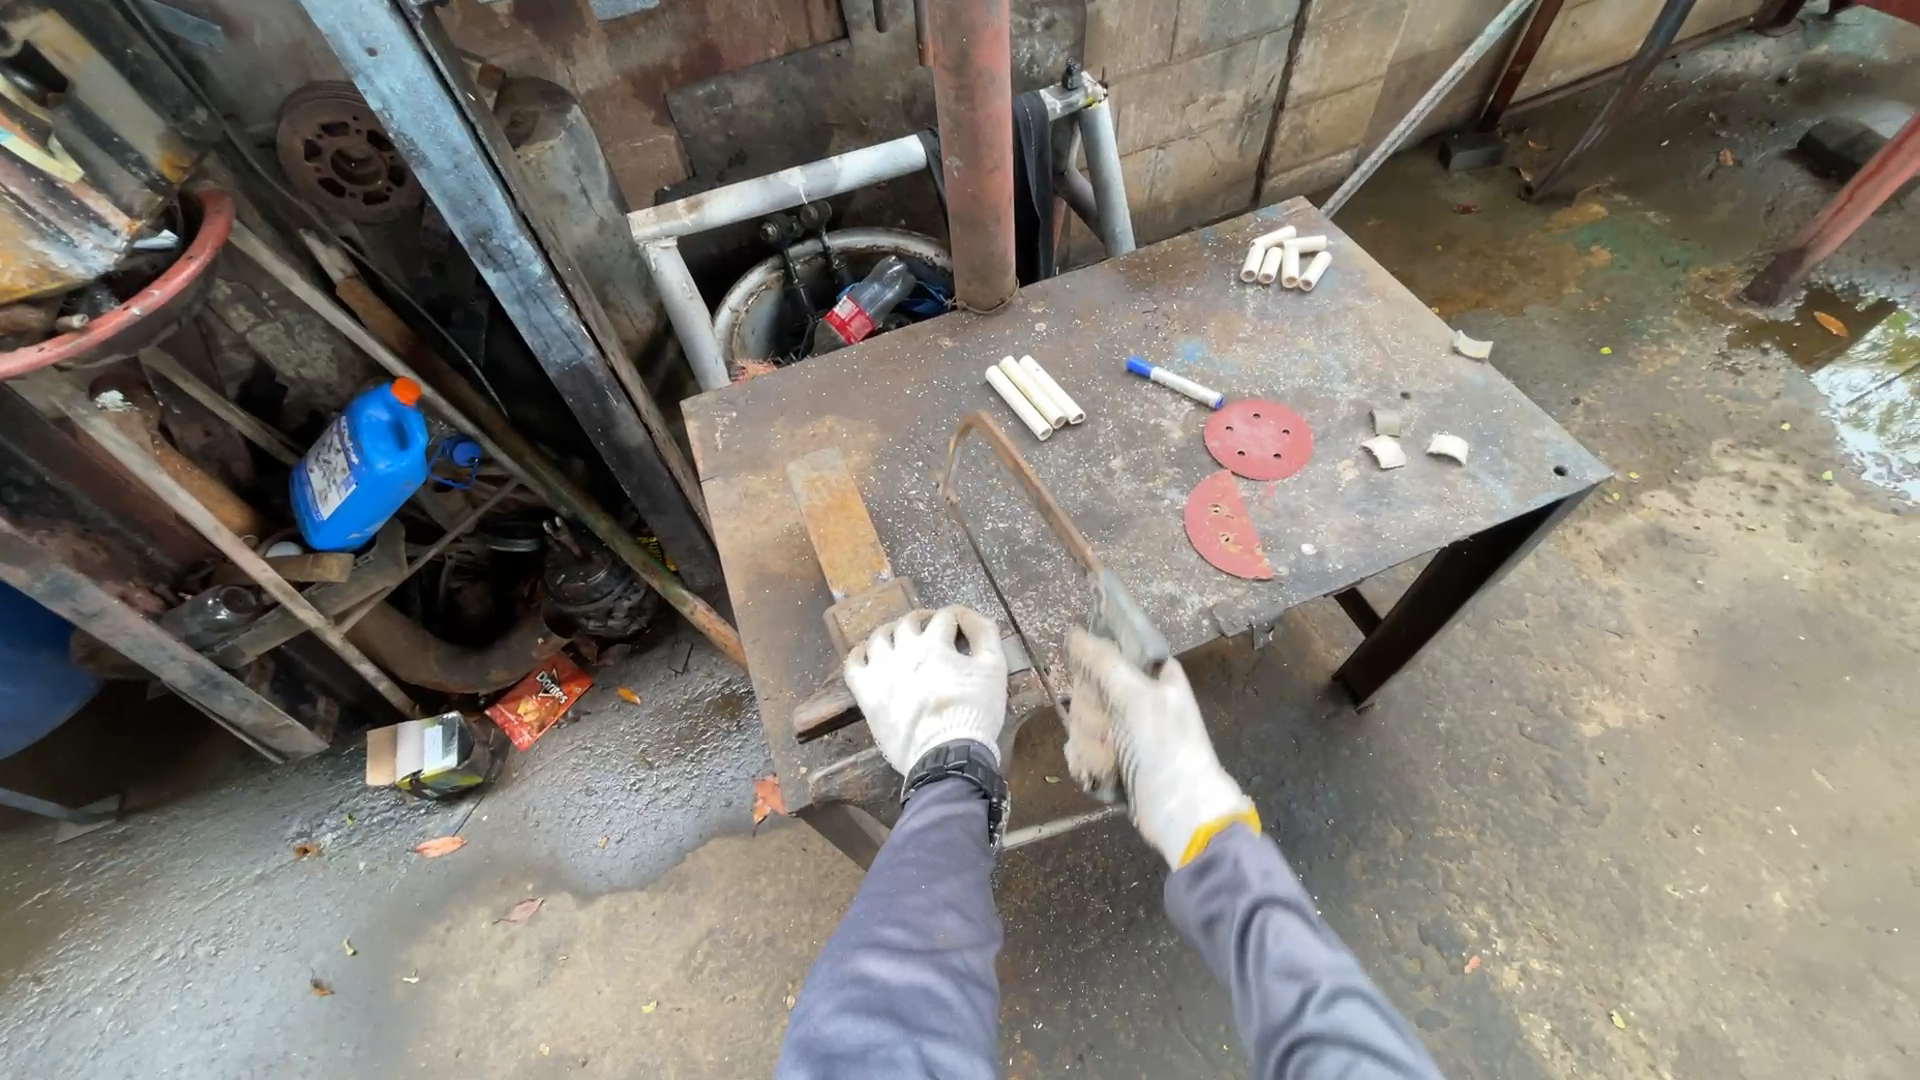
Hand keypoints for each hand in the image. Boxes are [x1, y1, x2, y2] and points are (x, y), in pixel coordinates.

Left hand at [844, 606, 1007, 772]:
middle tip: (932, 630)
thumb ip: (985, 635)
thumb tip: (971, 616)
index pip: (945, 616)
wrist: (947, 755)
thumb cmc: (974, 711)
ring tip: (900, 639)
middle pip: (909, 622)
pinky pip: (853, 665)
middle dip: (923, 620)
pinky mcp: (867, 695)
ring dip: (891, 632)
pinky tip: (867, 655)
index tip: (962, 625)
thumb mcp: (994, 669)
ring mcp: (881, 672)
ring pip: (879, 638)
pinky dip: (859, 654)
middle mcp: (903, 650)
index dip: (956, 616)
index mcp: (934, 643)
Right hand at [1064, 628, 1253, 867]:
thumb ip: (1104, 662)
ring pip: (1081, 721)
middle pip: (1088, 689)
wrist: (1181, 814)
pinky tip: (1102, 773)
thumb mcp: (1137, 698)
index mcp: (1154, 677)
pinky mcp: (1113, 758)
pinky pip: (1081, 748)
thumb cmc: (1166, 748)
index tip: (1092, 681)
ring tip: (1113, 759)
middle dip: (1093, 715)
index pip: (1110, 654)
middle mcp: (1138, 699)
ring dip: (1092, 743)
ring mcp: (1124, 731)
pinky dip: (1088, 762)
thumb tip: (1074, 632)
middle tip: (1111, 730)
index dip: (1097, 667)